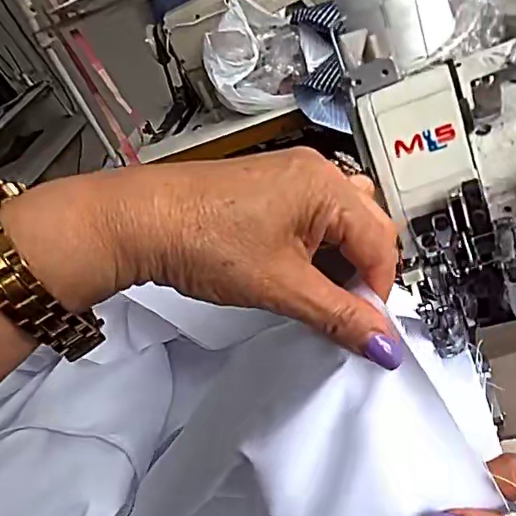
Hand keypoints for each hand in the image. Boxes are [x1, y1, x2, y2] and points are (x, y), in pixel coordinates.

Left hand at [7, 148, 403, 364]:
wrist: (134, 224)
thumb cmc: (195, 236)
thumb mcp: (281, 287)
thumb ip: (339, 316)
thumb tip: (380, 341)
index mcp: (325, 184)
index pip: (381, 244)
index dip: (378, 290)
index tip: (368, 325)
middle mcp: (314, 173)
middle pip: (369, 230)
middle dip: (363, 276)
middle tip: (346, 313)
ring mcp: (292, 180)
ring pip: (345, 228)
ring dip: (343, 265)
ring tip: (317, 294)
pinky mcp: (272, 193)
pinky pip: (318, 223)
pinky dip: (320, 254)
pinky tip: (299, 276)